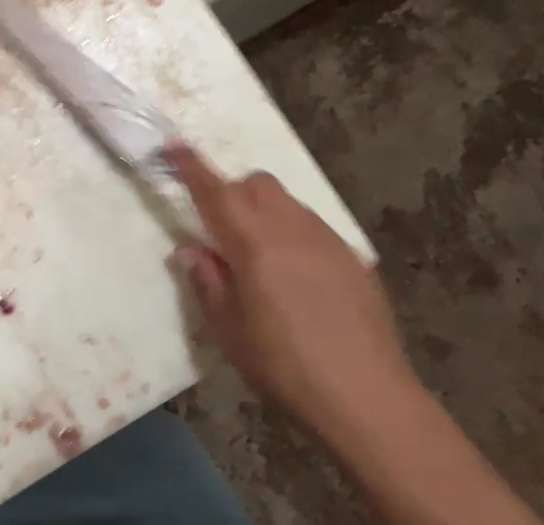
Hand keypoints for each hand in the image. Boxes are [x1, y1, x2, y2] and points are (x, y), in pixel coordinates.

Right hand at [169, 146, 415, 433]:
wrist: (367, 398)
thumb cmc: (284, 366)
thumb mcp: (228, 331)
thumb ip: (207, 282)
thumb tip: (192, 249)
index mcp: (254, 243)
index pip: (216, 192)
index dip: (193, 167)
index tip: (175, 144)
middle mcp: (292, 229)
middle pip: (257, 184)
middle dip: (234, 191)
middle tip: (222, 228)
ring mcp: (328, 240)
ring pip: (288, 203)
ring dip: (266, 212)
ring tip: (261, 256)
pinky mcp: (354, 259)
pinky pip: (314, 229)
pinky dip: (295, 235)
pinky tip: (298, 278)